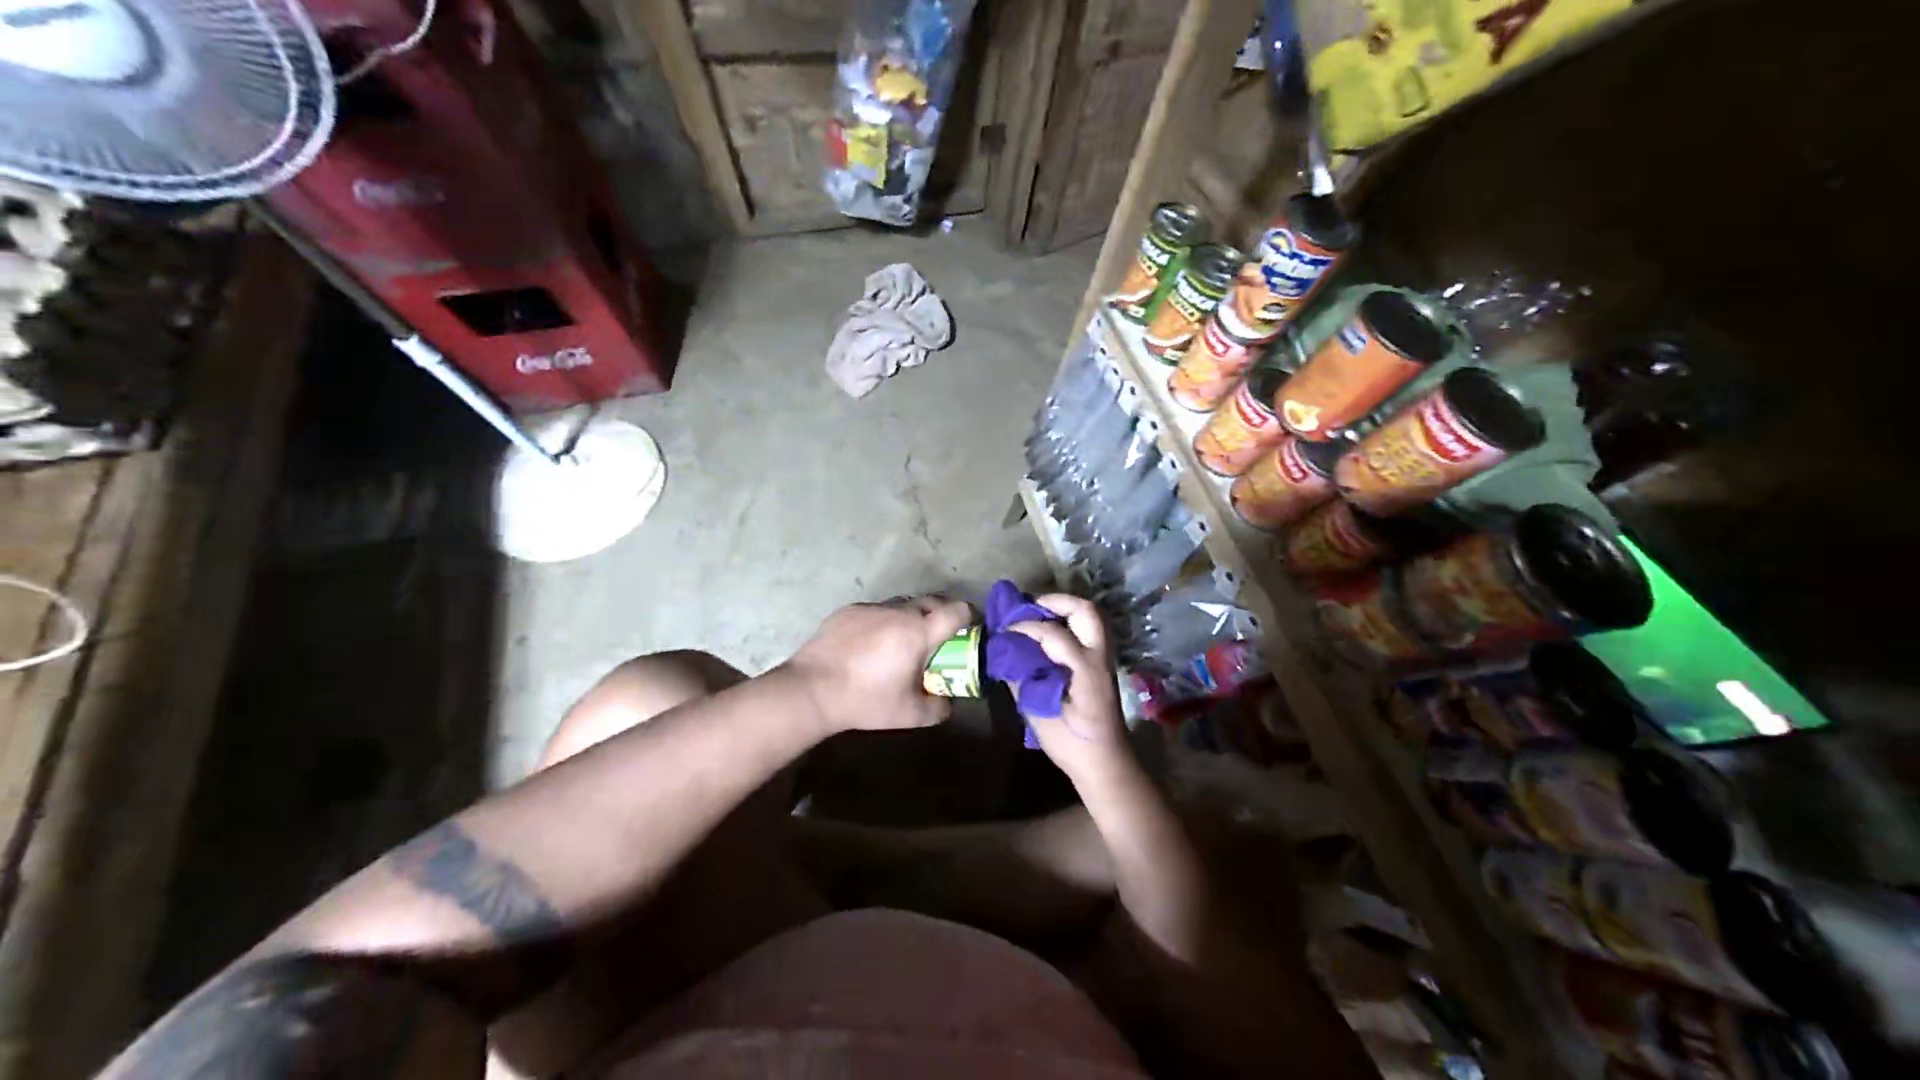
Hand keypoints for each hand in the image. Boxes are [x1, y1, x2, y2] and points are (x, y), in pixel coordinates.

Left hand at [779, 595, 972, 734]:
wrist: (811, 689)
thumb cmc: (865, 701)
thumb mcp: (909, 715)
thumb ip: (937, 708)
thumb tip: (947, 702)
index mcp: (918, 632)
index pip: (957, 610)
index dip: (969, 616)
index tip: (969, 628)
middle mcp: (898, 612)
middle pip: (931, 601)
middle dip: (941, 615)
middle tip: (939, 638)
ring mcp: (870, 608)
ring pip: (901, 605)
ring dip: (910, 618)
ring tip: (901, 643)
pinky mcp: (847, 610)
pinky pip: (875, 611)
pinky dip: (881, 623)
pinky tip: (869, 646)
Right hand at [1006, 594, 1135, 787]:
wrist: (1106, 764)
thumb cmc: (1072, 744)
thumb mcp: (1040, 716)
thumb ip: (1022, 681)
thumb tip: (1003, 655)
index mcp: (1086, 670)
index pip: (1053, 634)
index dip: (1027, 627)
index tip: (1005, 630)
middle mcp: (1099, 658)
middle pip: (1086, 611)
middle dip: (1057, 602)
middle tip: (1030, 607)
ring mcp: (1104, 660)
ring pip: (1091, 618)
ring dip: (1064, 610)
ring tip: (1037, 616)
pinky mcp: (1101, 666)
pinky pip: (1088, 631)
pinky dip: (1068, 623)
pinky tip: (1047, 635)